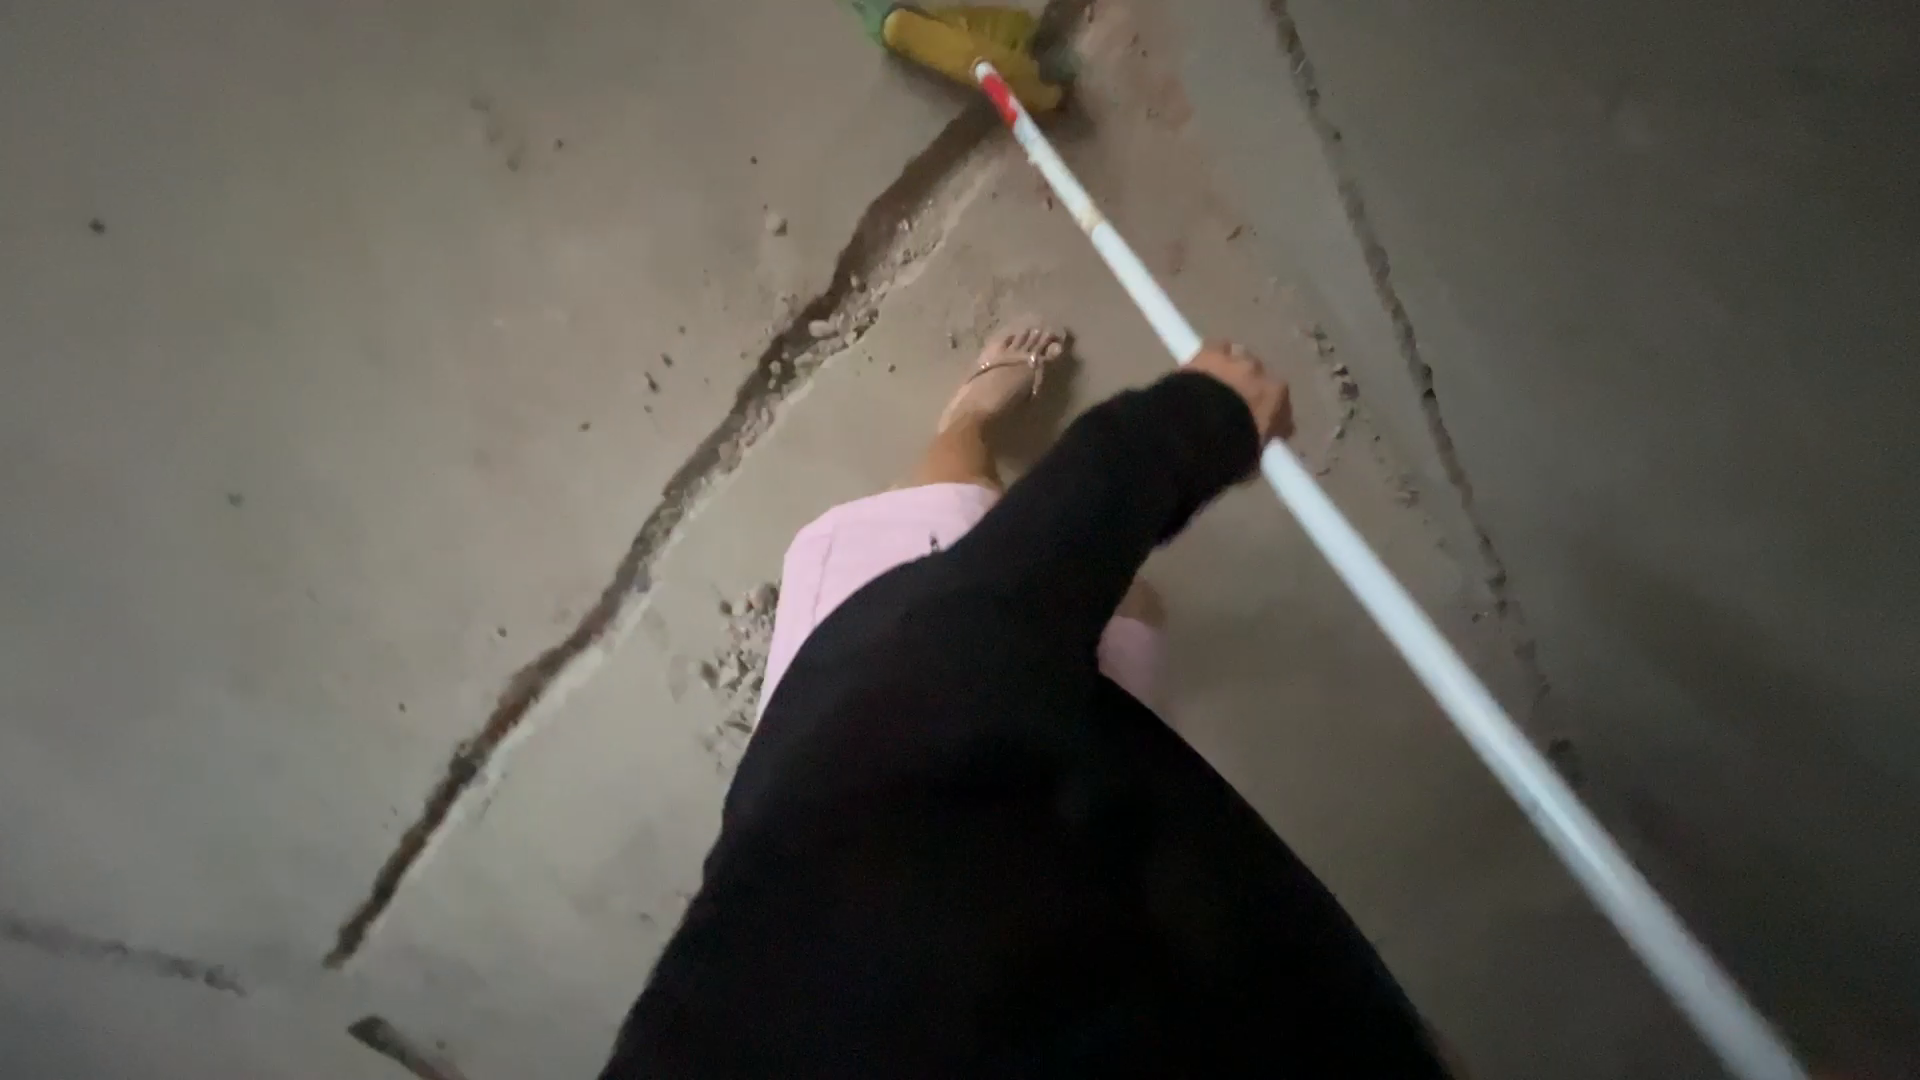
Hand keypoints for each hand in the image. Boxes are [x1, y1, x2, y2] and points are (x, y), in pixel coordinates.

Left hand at [1187, 340, 1292, 442]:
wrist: (1192, 431)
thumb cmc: (1227, 450)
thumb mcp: (1250, 457)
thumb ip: (1258, 446)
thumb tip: (1257, 448)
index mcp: (1277, 397)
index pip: (1279, 407)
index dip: (1268, 417)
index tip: (1257, 428)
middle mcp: (1261, 373)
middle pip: (1257, 379)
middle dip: (1247, 391)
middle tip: (1229, 408)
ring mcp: (1234, 360)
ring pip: (1237, 359)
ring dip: (1230, 371)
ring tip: (1212, 387)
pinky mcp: (1208, 352)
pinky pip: (1215, 347)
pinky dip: (1210, 357)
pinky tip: (1199, 370)